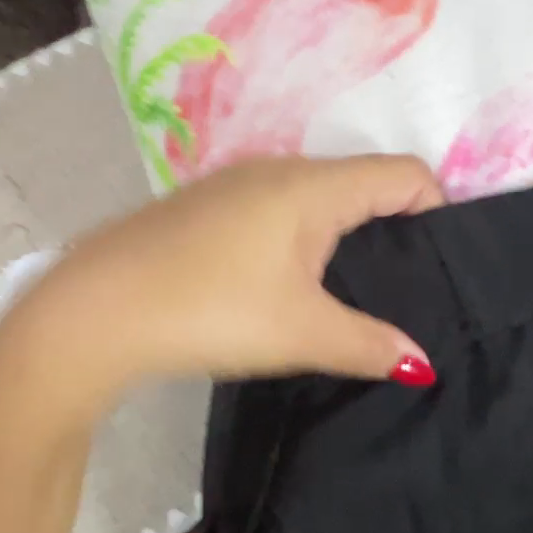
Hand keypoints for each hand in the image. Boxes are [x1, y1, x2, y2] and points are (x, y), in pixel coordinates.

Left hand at [3, 155, 444, 398]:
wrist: (96, 311)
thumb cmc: (211, 312)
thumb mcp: (301, 333)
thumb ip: (369, 344)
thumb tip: (422, 363)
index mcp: (312, 186)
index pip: (401, 173)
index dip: (434, 209)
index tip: (437, 265)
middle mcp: (276, 169)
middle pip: (358, 182)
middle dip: (389, 227)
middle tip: (397, 288)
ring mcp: (232, 184)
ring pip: (312, 197)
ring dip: (339, 235)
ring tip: (344, 294)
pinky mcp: (201, 207)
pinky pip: (272, 210)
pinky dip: (296, 239)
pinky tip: (281, 286)